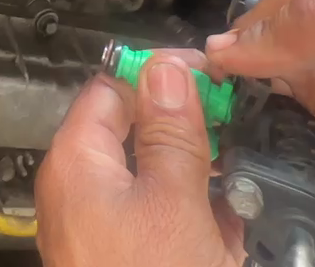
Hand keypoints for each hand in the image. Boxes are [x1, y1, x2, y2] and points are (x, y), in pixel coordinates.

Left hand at [36, 52, 242, 266]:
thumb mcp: (174, 206)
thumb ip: (171, 133)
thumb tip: (164, 66)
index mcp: (74, 161)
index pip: (111, 86)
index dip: (159, 74)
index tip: (209, 75)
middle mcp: (73, 191)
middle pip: (129, 133)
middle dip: (184, 129)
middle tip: (235, 130)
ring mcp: (93, 231)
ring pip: (147, 182)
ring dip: (193, 177)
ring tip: (241, 183)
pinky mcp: (116, 261)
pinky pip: (151, 224)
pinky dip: (188, 221)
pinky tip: (228, 230)